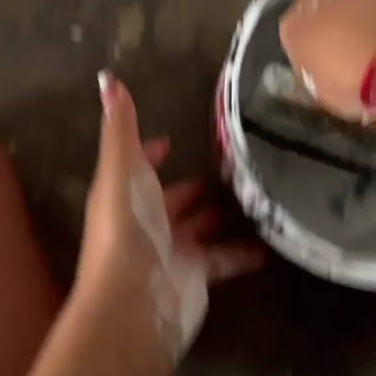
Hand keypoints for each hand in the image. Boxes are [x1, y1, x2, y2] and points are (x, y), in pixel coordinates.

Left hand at [76, 71, 265, 359]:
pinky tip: (268, 242)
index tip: (169, 140)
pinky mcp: (197, 275)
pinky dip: (243, 253)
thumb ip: (121, 127)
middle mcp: (147, 223)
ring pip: (197, 230)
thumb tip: (106, 78)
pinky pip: (225, 259)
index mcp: (126, 195)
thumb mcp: (123, 167)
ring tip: (252, 195)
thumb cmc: (127, 225)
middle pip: (169, 202)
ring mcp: (172, 251)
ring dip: (216, 217)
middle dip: (187, 189)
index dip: (149, 154)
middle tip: (223, 166)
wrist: (136, 298)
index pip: (137, 168)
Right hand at [276, 0, 375, 120]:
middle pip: (318, 1)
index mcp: (293, 26)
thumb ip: (317, 71)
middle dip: (334, 14)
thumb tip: (323, 63)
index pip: (295, 33)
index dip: (313, 45)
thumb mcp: (326, 93)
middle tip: (357, 37)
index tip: (330, 59)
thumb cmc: (361, 85)